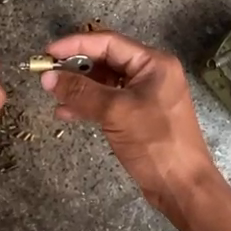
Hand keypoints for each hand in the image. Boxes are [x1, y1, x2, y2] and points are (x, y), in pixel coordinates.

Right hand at [42, 32, 220, 215]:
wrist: (183, 187)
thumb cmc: (156, 143)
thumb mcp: (115, 112)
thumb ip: (80, 92)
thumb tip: (47, 77)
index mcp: (153, 63)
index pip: (108, 42)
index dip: (76, 44)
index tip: (48, 52)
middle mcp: (150, 73)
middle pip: (106, 60)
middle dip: (76, 66)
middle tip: (48, 73)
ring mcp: (145, 95)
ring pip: (105, 82)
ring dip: (79, 87)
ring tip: (53, 93)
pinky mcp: (138, 115)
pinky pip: (108, 101)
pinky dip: (88, 105)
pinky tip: (66, 113)